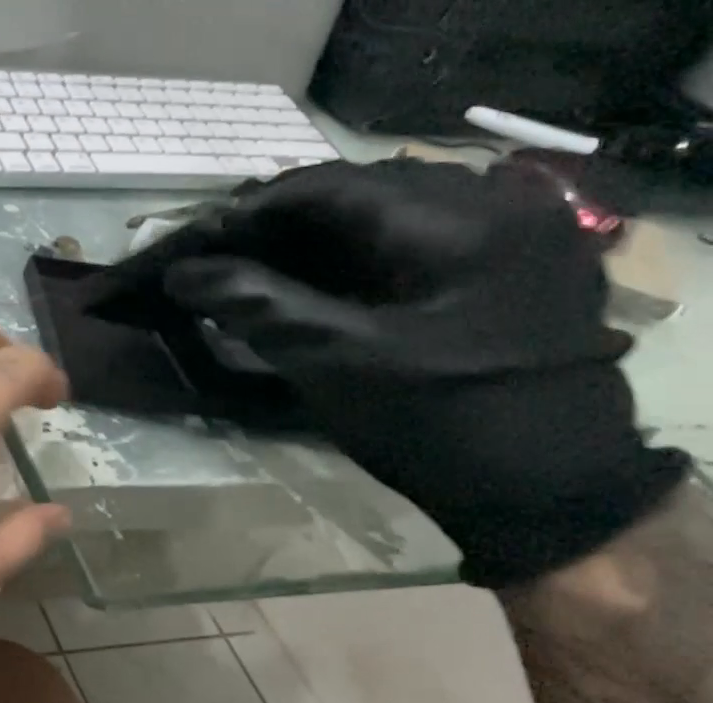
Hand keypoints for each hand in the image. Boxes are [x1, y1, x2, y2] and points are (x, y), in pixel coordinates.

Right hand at [156, 159, 686, 586]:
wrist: (546, 489)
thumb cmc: (436, 427)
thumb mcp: (335, 365)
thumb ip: (258, 307)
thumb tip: (181, 272)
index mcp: (458, 222)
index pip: (329, 186)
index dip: (247, 210)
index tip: (189, 242)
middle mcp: (497, 202)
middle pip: (361, 191)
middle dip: (280, 223)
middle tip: (215, 258)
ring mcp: (519, 228)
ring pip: (391, 209)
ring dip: (318, 236)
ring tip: (255, 268)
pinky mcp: (519, 259)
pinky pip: (422, 233)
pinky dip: (361, 251)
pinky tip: (320, 279)